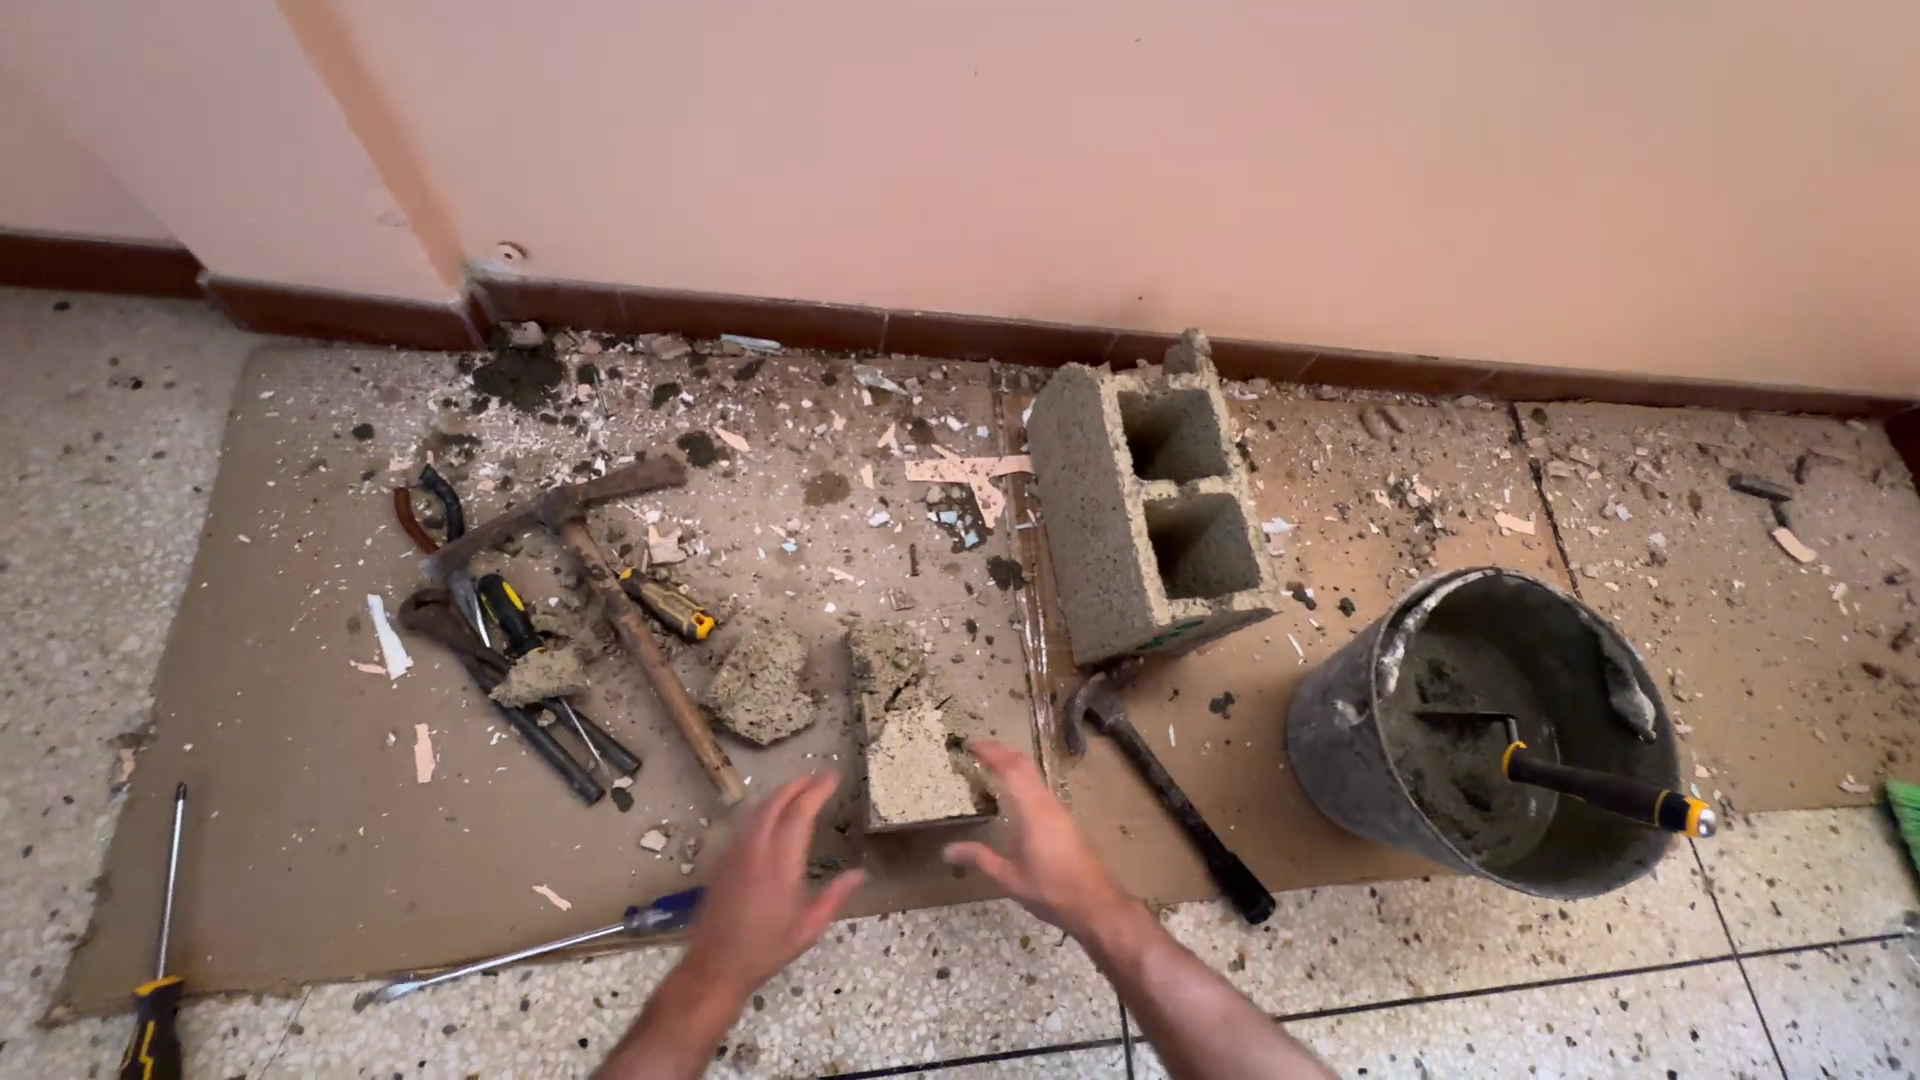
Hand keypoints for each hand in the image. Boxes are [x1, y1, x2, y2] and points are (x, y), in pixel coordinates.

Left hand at [680, 772, 866, 997]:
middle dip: (798, 784)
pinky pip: (746, 822)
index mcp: (780, 864)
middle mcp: (756, 850)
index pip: (800, 814)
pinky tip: (771, 813)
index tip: (833, 776)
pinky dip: (763, 808)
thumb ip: (835, 897)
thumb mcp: (808, 929)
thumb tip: (860, 874)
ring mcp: (735, 853)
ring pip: (758, 809)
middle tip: (818, 777)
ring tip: (799, 788)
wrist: (714, 967)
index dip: (817, 790)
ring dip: (780, 793)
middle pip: (776, 803)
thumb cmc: (766, 950)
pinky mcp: (723, 861)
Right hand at [942, 739, 1133, 939]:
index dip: (992, 753)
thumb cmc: (1050, 890)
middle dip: (1003, 752)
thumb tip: (947, 851)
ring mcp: (1059, 811)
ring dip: (1015, 764)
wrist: (1095, 904)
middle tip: (980, 748)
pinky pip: (1041, 788)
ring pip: (1036, 775)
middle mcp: (1048, 804)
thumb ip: (980, 858)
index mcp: (1033, 811)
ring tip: (994, 765)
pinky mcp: (1065, 820)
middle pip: (1025, 766)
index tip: (973, 743)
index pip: (1011, 770)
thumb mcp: (1009, 878)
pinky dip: (1024, 779)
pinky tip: (1016, 792)